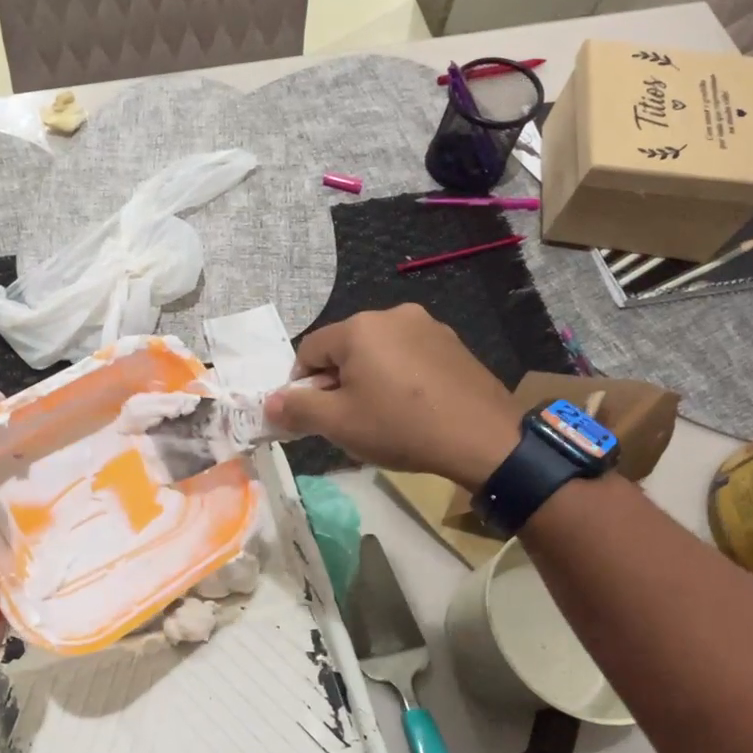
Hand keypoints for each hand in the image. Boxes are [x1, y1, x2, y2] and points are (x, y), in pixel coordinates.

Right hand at [265, 303, 522, 485]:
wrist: (482, 437)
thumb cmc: (400, 427)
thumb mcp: (338, 424)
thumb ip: (297, 409)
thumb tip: (269, 404)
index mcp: (359, 327)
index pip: (309, 350)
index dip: (303, 386)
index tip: (315, 416)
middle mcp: (392, 315)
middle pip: (345, 348)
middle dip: (338, 382)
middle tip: (349, 421)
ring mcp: (428, 326)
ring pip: (379, 353)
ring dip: (370, 380)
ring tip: (383, 417)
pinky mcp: (453, 344)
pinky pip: (409, 357)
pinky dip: (400, 379)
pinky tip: (412, 409)